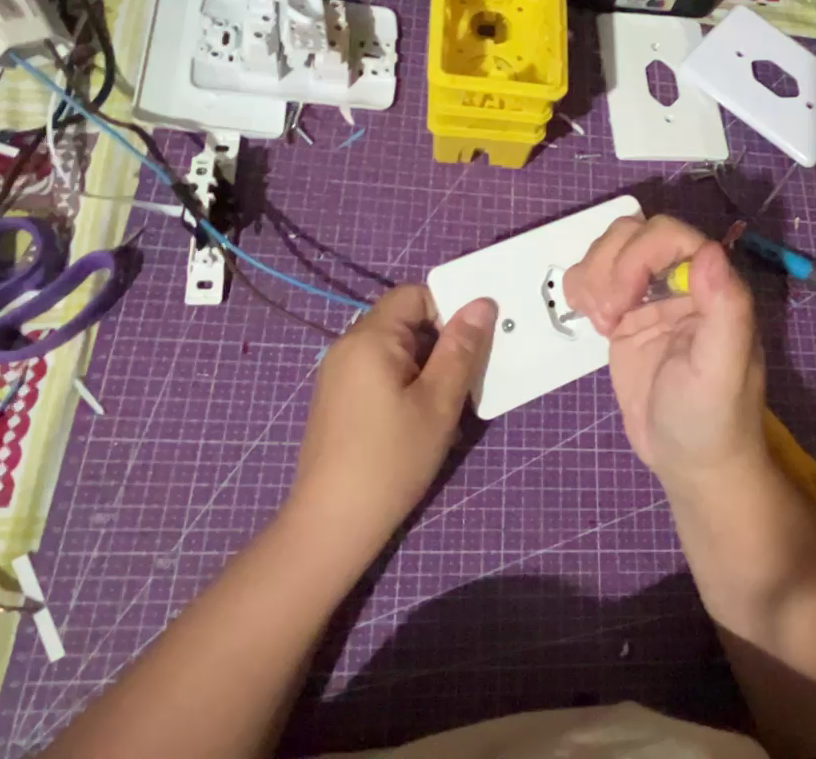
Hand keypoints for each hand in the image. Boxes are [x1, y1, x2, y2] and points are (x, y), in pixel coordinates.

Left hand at [289, 286, 495, 548]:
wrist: (333, 521)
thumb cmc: (392, 458)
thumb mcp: (439, 402)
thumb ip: (461, 349)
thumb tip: (481, 303)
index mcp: (370, 338)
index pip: (414, 294)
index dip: (448, 308)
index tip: (475, 341)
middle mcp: (347, 347)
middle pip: (403, 321)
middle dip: (441, 340)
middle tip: (471, 374)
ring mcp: (337, 375)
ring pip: (394, 350)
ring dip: (427, 366)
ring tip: (450, 401)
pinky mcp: (337, 401)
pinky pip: (378, 373)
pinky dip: (406, 383)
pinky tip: (421, 419)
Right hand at [563, 216, 766, 489]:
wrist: (690, 461)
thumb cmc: (712, 419)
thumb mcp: (721, 371)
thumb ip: (725, 310)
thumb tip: (711, 251)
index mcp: (713, 286)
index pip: (669, 235)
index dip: (637, 255)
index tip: (622, 302)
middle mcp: (682, 281)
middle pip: (632, 233)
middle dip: (609, 267)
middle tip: (609, 319)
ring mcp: (649, 295)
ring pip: (609, 249)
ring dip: (593, 277)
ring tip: (602, 323)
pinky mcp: (624, 314)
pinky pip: (594, 277)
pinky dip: (582, 288)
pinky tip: (592, 321)